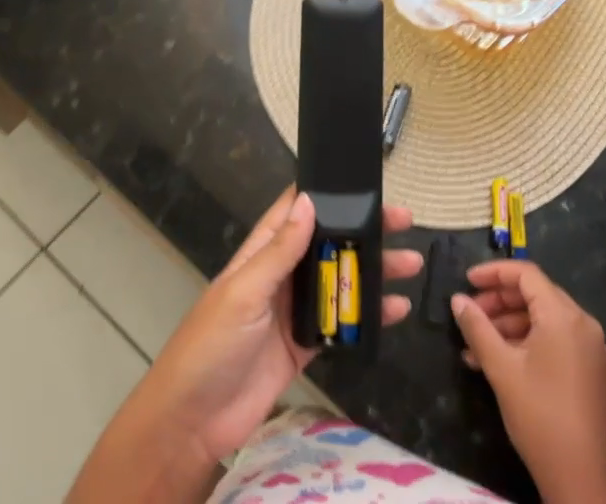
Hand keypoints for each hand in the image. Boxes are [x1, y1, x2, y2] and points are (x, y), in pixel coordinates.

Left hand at [129, 188, 420, 463]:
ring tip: (412, 265)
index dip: (326, 197)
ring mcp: (294, 313)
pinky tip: (397, 309)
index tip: (363, 184)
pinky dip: (370, 315)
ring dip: (374, 272)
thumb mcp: (244, 292)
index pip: (295, 214)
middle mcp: (280, 278)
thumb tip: (309, 202)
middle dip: (365, 232)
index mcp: (260, 256)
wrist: (194, 421)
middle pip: (328, 246)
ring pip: (341, 282)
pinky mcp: (306, 346)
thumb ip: (279, 251)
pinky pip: (343, 323)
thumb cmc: (212, 345)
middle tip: (405, 221)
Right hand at [451, 260, 605, 503]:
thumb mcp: (500, 367)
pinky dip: (525, 341)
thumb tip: (458, 300)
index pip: (527, 274)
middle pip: (535, 295)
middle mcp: (582, 323)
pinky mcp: (588, 368)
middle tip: (467, 316)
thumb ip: (477, 328)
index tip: (466, 281)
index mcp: (564, 316)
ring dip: (507, 325)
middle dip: (498, 302)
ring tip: (473, 348)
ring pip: (543, 319)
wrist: (581, 473)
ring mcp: (589, 347)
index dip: (494, 273)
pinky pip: (554, 339)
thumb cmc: (538, 413)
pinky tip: (497, 361)